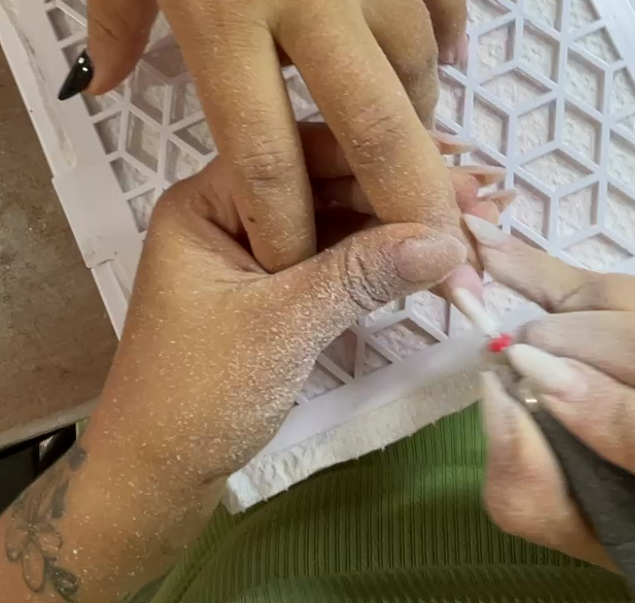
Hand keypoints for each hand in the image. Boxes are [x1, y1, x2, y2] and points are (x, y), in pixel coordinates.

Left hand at [0, 131, 497, 602]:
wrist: (155, 482)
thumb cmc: (199, 397)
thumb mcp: (283, 327)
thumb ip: (362, 274)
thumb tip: (447, 237)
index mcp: (208, 199)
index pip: (300, 152)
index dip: (376, 153)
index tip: (449, 161)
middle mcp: (231, 209)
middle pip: (324, 182)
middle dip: (399, 189)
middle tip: (479, 192)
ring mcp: (253, 247)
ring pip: (335, 218)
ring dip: (398, 222)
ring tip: (472, 217)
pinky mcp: (272, 283)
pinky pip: (332, 253)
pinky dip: (379, 256)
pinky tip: (428, 248)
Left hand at [74, 0, 467, 279]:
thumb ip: (114, 19)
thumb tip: (111, 87)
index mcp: (220, 7)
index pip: (259, 149)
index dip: (284, 225)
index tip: (300, 266)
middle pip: (374, 124)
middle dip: (405, 202)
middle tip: (428, 250)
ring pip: (419, 60)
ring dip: (418, 113)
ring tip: (407, 138)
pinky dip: (448, 36)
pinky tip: (440, 58)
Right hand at [470, 220, 634, 577]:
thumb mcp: (587, 538)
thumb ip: (533, 490)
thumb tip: (497, 398)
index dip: (611, 412)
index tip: (531, 379)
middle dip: (585, 344)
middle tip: (517, 351)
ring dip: (576, 308)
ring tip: (520, 324)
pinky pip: (632, 283)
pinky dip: (560, 271)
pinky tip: (499, 248)